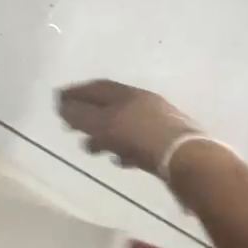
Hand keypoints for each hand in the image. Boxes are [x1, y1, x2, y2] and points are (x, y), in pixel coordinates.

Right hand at [56, 80, 200, 176]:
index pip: (95, 87)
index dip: (75, 93)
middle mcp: (144, 102)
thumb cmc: (138, 136)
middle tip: (70, 127)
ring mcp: (159, 122)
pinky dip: (124, 148)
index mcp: (126, 93)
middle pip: (109, 106)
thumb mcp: (101, 124)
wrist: (189, 160)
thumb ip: (78, 114)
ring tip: (91, 149)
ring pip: (124, 125)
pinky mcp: (170, 143)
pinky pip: (139, 142)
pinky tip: (119, 160)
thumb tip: (61, 106)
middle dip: (88, 116)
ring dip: (105, 135)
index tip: (58, 101)